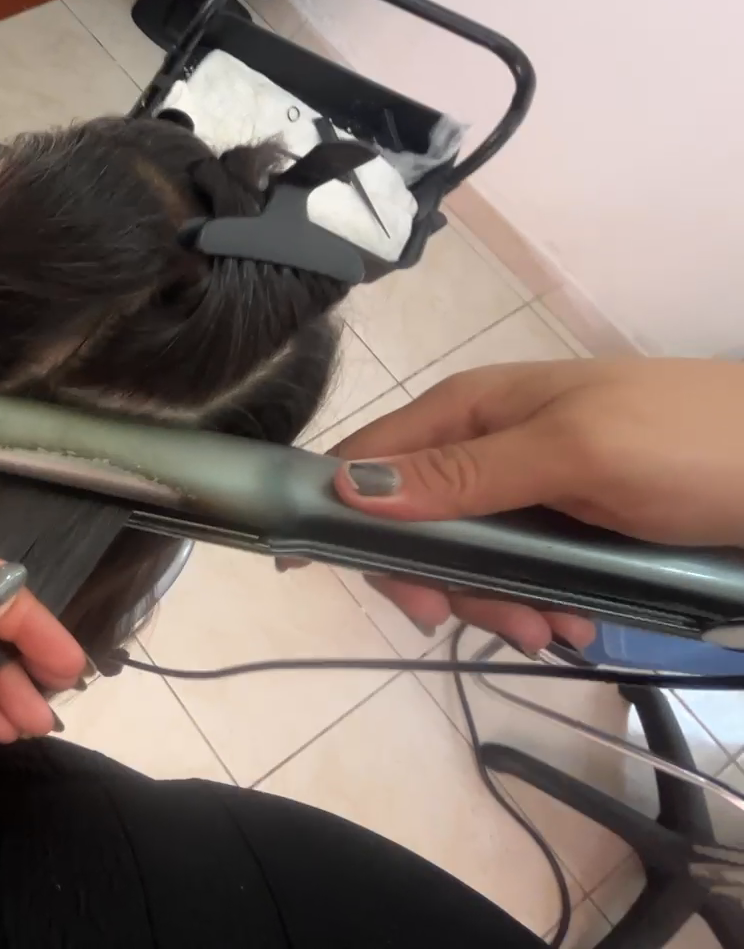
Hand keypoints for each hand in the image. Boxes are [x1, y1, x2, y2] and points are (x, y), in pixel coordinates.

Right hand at [328, 358, 743, 652]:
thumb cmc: (710, 446)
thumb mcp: (581, 453)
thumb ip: (461, 472)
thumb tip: (343, 489)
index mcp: (463, 410)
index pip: (361, 461)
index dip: (337, 515)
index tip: (352, 578)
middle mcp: (477, 446)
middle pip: (401, 518)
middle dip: (427, 574)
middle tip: (476, 622)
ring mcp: (522, 486)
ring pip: (455, 551)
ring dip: (484, 599)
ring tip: (546, 631)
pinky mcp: (565, 523)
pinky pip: (511, 568)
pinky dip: (527, 601)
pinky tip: (567, 621)